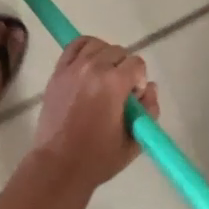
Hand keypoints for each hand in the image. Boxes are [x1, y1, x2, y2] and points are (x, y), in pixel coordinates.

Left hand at [29, 36, 159, 189]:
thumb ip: (148, 110)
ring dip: (105, 56)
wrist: (59, 163)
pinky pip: (73, 46)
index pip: (136, 63)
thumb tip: (150, 87)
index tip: (133, 99)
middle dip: (124, 68)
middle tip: (120, 92)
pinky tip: (89, 64)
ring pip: (96, 44)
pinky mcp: (57, 71)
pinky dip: (85, 48)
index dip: (139, 80)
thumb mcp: (134, 140)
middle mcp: (92, 68)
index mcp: (113, 84)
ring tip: (104, 78)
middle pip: (117, 51)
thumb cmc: (99, 157)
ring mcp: (72, 67)